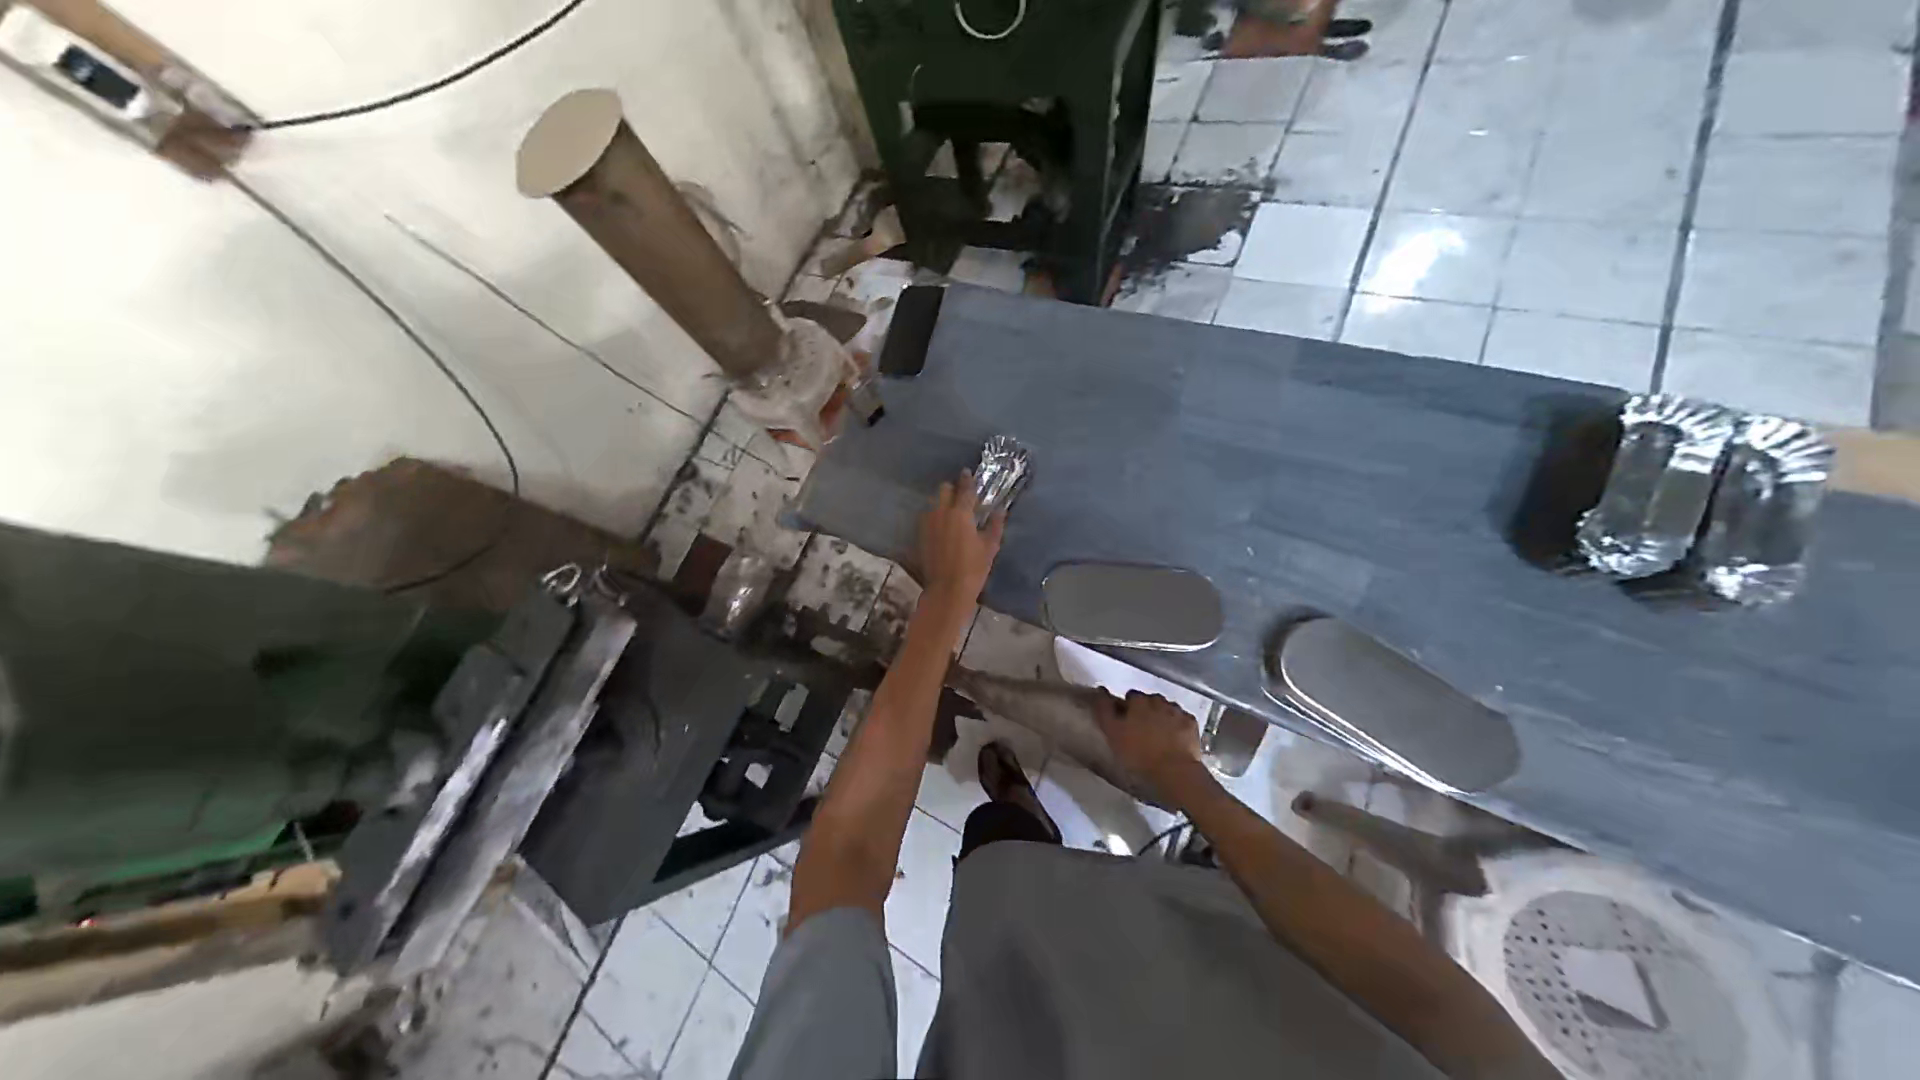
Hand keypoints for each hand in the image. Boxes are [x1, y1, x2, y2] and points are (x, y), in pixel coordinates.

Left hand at [918, 471, 1005, 604]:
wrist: (947, 590)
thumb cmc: (973, 568)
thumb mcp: (990, 546)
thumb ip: (995, 525)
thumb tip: (1000, 510)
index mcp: (960, 513)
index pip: (964, 489)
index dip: (967, 479)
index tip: (968, 472)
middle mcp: (941, 513)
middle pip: (943, 490)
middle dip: (952, 489)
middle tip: (962, 496)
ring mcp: (928, 524)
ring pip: (934, 503)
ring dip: (943, 502)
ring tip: (953, 512)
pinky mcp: (920, 535)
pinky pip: (928, 517)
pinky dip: (936, 516)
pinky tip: (943, 526)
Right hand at [1096, 691, 1207, 802]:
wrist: (1174, 771)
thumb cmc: (1139, 754)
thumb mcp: (1113, 733)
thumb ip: (1104, 710)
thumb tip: (1100, 690)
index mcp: (1138, 701)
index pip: (1130, 696)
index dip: (1127, 707)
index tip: (1125, 719)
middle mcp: (1158, 701)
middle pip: (1149, 700)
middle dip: (1145, 710)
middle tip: (1142, 730)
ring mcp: (1177, 711)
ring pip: (1166, 708)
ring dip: (1162, 715)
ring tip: (1159, 735)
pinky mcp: (1191, 723)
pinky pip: (1182, 718)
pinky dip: (1178, 724)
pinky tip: (1176, 738)